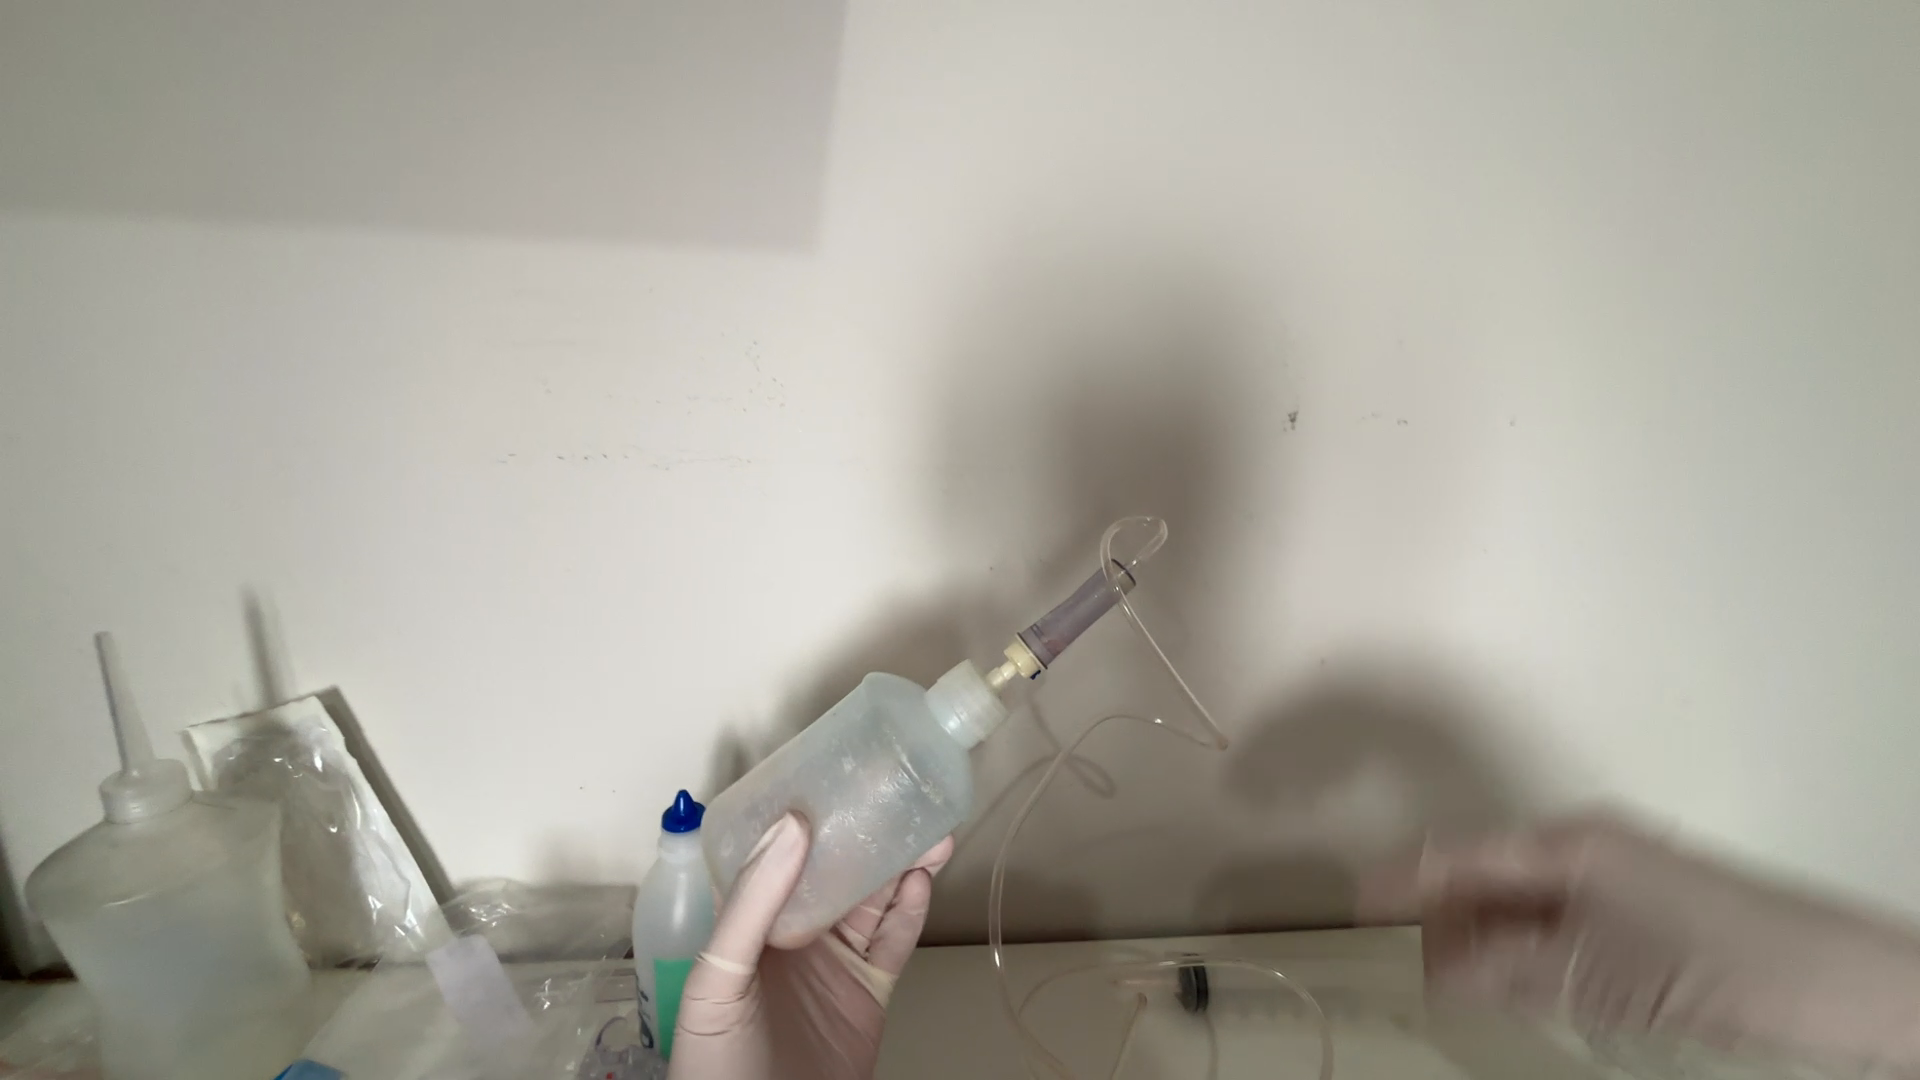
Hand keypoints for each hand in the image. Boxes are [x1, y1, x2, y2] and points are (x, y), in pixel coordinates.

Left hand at [667, 814, 953, 1079]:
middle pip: (841, 869)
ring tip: (930, 832)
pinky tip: (921, 882)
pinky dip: (911, 911)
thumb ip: (752, 903)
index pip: (782, 851)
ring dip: (902, 863)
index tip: (840, 775)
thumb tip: (792, 823)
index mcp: (753, 918)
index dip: (810, 811)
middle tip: (903, 797)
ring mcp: (836, 960)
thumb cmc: (717, 1065)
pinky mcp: (869, 992)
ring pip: (875, 897)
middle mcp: (798, 929)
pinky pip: (894, 942)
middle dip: (872, 833)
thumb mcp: (717, 981)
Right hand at [1385, 814, 1919, 1071]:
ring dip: (1476, 938)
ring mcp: (1616, 884)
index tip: (1354, 906)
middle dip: (1435, 913)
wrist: (1874, 997)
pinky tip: (1507, 984)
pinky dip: (1521, 954)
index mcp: (1563, 842)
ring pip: (1519, 906)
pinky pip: (1556, 929)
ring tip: (1437, 975)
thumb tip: (1426, 972)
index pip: (1456, 855)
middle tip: (1392, 954)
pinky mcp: (1645, 921)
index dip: (1401, 878)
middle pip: (1484, 877)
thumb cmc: (1720, 964)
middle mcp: (1582, 851)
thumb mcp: (1597, 972)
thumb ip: (1503, 967)